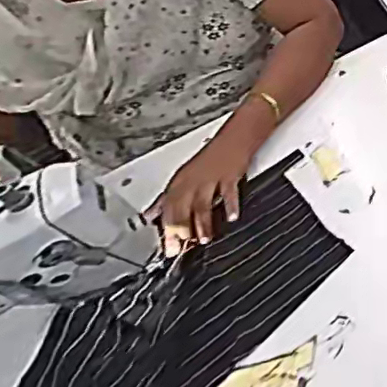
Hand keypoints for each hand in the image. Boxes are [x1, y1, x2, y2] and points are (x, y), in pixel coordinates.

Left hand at [150, 131, 255, 255]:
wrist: (235, 138)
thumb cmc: (212, 157)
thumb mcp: (185, 175)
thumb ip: (169, 196)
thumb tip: (151, 213)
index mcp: (180, 183)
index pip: (168, 209)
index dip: (167, 229)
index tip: (169, 247)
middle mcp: (193, 181)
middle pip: (182, 209)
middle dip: (181, 230)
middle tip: (183, 247)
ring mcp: (212, 178)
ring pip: (203, 204)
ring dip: (202, 223)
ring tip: (205, 238)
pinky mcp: (231, 175)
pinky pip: (229, 192)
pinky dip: (230, 205)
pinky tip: (232, 216)